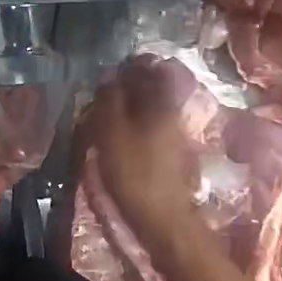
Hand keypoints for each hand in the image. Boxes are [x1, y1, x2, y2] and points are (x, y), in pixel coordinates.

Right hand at [82, 60, 199, 240]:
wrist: (163, 216)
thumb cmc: (133, 172)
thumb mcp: (112, 132)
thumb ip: (109, 100)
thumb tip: (108, 75)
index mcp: (160, 101)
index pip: (148, 68)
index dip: (129, 64)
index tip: (109, 69)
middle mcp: (172, 110)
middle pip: (152, 86)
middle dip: (130, 83)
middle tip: (106, 90)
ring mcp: (175, 131)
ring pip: (152, 106)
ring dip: (133, 104)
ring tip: (108, 112)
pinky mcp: (173, 150)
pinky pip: (153, 124)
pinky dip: (137, 122)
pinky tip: (122, 133)